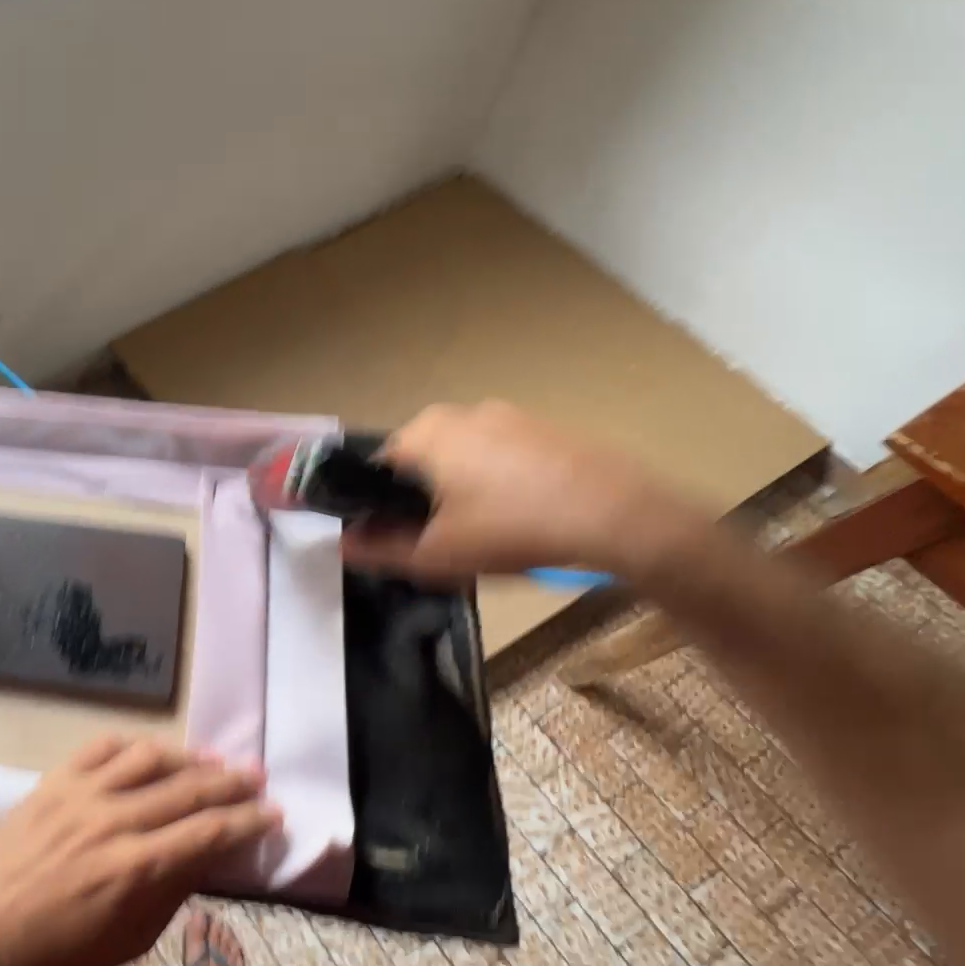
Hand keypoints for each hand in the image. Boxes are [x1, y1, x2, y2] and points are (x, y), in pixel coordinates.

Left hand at [0, 737, 279, 965]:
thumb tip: (208, 852)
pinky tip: (152, 749)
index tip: (274, 812)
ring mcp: (81, 793)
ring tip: (215, 758)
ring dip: (189, 756)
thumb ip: (173, 889)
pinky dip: (132, 744)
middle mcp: (114, 820)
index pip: (209, 832)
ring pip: (148, 758)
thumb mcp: (132, 938)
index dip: (248, 821)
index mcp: (136, 867)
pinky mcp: (54, 780)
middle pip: (187, 790)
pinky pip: (101, 747)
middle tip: (258, 777)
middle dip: (230, 783)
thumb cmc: (63, 951)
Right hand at [343, 401, 705, 580]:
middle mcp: (461, 412)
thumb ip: (382, 549)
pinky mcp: (547, 427)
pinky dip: (501, 481)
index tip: (397, 537)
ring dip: (462, 489)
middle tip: (443, 540)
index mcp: (425, 433)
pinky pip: (502, 455)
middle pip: (421, 461)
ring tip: (486, 530)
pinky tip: (522, 515)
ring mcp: (509, 414)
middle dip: (423, 498)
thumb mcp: (439, 554)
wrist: (621, 516)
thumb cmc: (513, 529)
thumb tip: (342, 544)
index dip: (379, 506)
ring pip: (463, 457)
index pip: (377, 468)